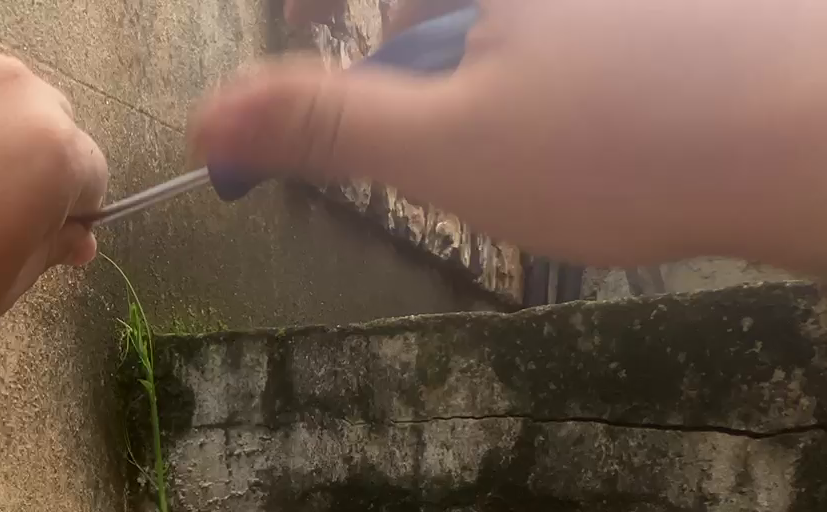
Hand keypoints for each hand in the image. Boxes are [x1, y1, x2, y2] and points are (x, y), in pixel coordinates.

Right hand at [202, 0, 826, 270]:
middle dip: (410, 51)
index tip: (301, 27)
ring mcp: (608, 1)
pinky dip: (537, 65)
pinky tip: (580, 115)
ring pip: (494, 20)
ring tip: (520, 135)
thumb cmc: (621, 148)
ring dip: (478, 66)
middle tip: (434, 125)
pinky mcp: (653, 18)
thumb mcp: (437, 147)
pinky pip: (558, 33)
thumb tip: (207, 120)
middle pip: (428, 5)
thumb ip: (314, 126)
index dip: (309, 2)